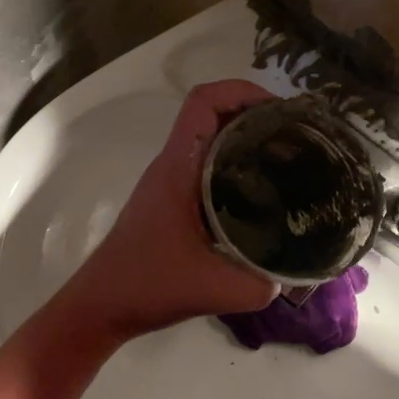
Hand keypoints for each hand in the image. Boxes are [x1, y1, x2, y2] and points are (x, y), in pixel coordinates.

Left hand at [58, 79, 280, 342]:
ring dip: (249, 139)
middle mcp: (174, 164)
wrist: (99, 307)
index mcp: (177, 167)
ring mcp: (171, 181)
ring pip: (213, 140)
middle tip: (298, 136)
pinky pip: (210, 164)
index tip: (281, 111)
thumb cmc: (146, 285)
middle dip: (258, 115)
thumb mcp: (211, 288)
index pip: (203, 102)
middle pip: (215, 114)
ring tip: (290, 158)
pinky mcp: (174, 200)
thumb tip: (290, 275)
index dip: (242, 91)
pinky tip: (265, 192)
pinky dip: (239, 164)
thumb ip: (257, 284)